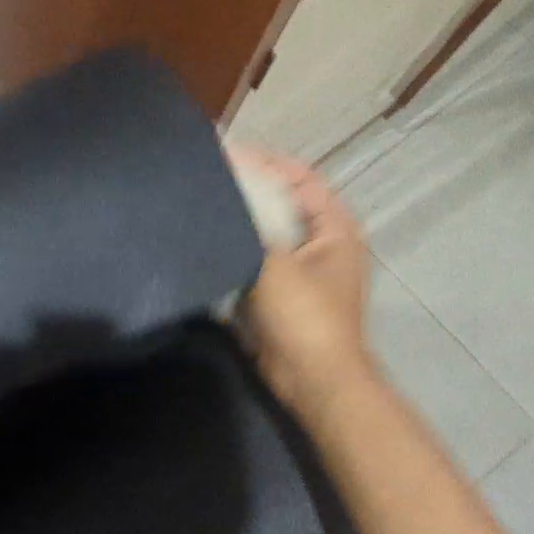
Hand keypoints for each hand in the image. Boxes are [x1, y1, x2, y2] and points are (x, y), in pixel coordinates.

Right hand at [227, 148, 375, 418]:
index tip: (226, 153)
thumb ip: (249, 227)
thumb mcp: (275, 264)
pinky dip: (234, 251)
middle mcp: (322, 244)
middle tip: (205, 178)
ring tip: (199, 206)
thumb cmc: (304, 317)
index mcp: (335, 228)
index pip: (300, 178)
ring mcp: (301, 271)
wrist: (311, 380)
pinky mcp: (280, 295)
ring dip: (238, 222)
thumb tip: (222, 197)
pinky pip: (254, 262)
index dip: (267, 162)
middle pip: (282, 204)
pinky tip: (204, 244)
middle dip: (247, 191)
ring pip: (265, 234)